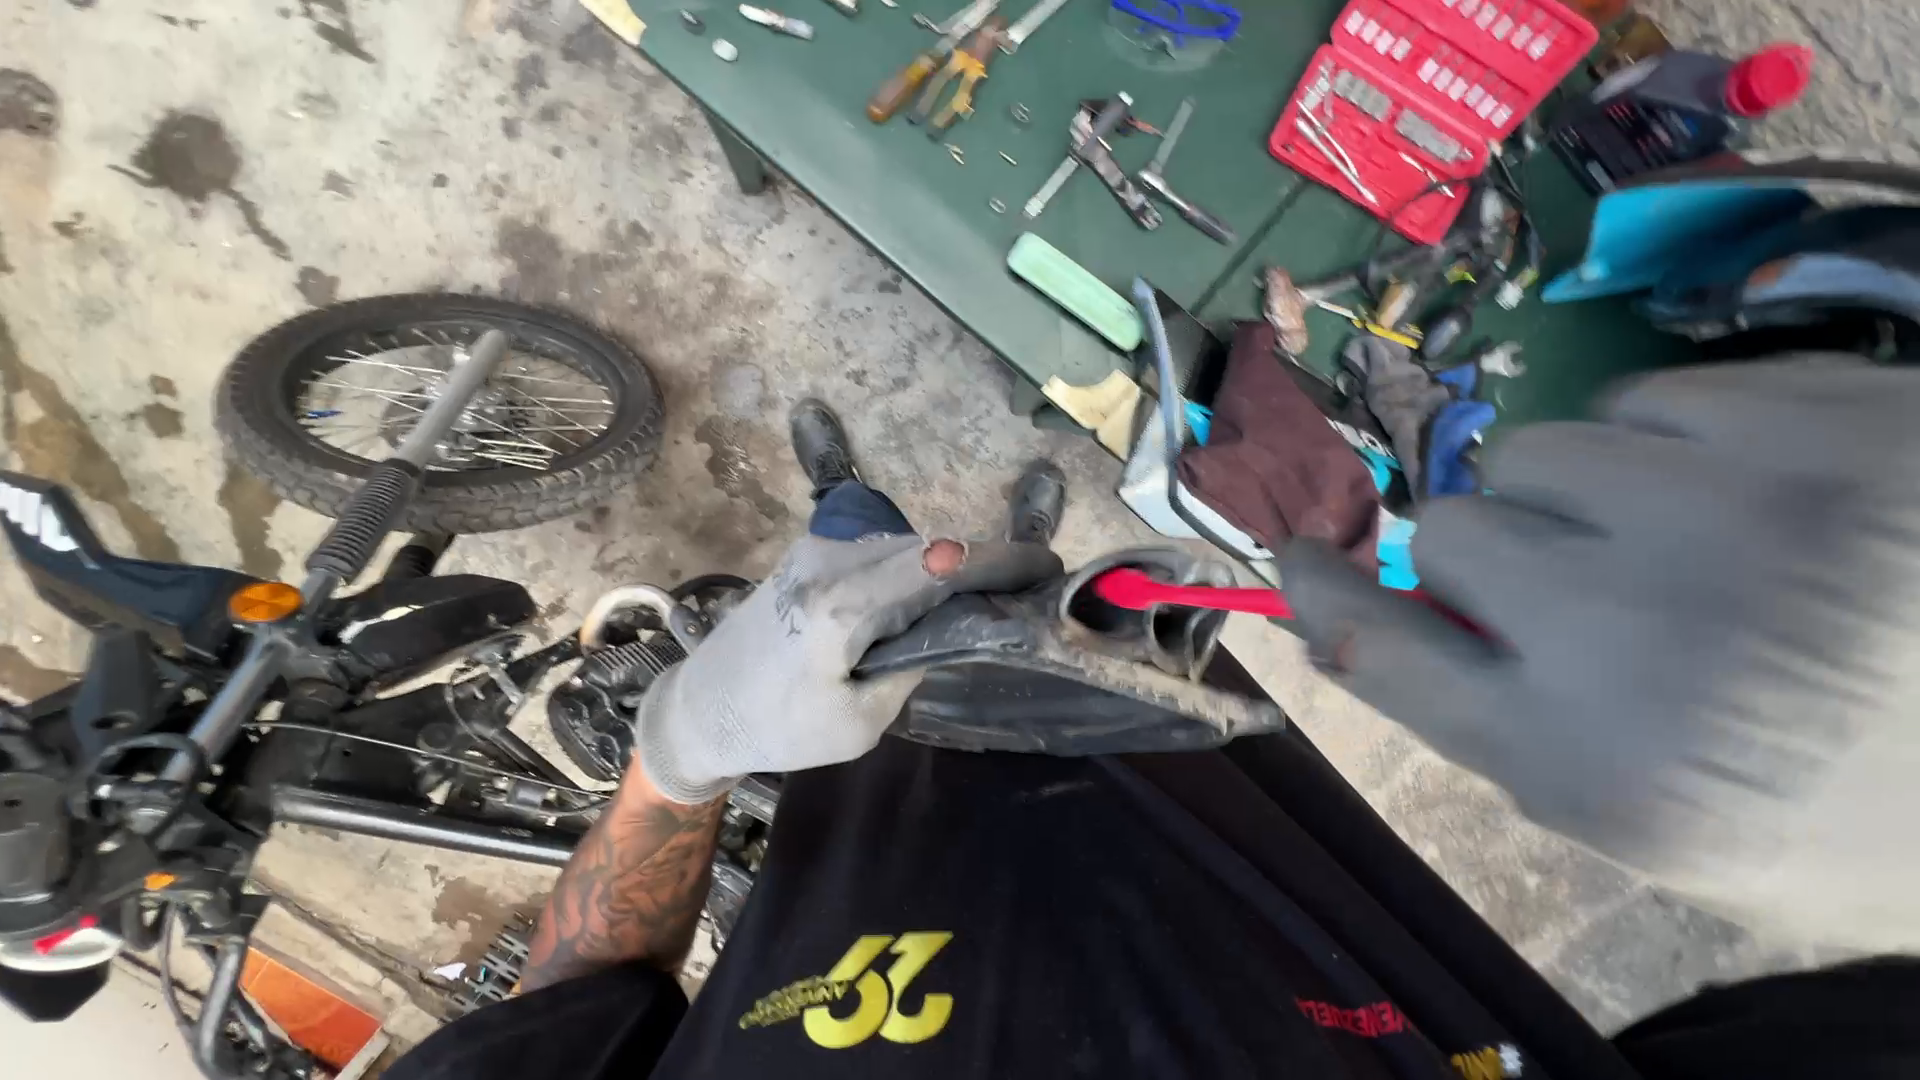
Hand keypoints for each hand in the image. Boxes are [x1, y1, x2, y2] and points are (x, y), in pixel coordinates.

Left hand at [633, 534, 1061, 802]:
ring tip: (989, 592)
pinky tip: (935, 590)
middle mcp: (830, 561)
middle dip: (983, 562)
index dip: (999, 560)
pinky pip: (881, 550)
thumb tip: (951, 626)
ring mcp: (817, 549)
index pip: (938, 562)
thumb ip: (911, 664)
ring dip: (950, 563)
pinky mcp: (810, 553)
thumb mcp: (860, 721)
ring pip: (907, 543)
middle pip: (929, 546)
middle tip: (1027, 587)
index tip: (1046, 568)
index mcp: (842, 604)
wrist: (703, 705)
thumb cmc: (780, 728)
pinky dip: (917, 564)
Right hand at [1281, 357, 1919, 944]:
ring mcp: (1750, 521)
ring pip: (1538, 449)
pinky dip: (1674, 443)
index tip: (1294, 554)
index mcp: (1595, 766)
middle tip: (1581, 589)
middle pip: (1450, 529)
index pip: (1380, 649)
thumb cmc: (1848, 805)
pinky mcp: (1844, 424)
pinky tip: (1760, 496)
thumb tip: (1348, 614)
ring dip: (1579, 495)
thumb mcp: (1639, 810)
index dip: (1323, 594)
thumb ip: (1480, 713)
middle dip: (1494, 557)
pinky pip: (1649, 399)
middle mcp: (1646, 644)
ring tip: (1686, 540)